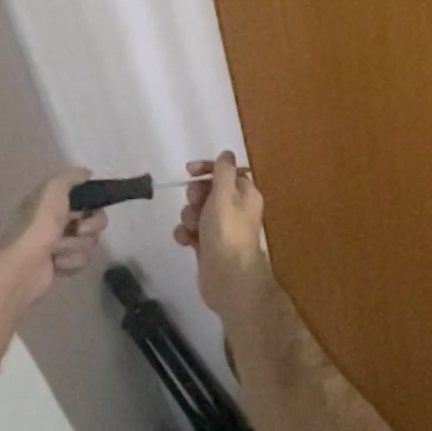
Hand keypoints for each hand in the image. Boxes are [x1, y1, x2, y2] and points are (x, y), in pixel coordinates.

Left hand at [0, 167, 106, 307]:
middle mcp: (57, 222)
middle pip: (94, 221)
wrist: (23, 266)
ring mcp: (60, 244)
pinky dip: (72, 262)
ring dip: (77, 246)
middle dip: (91, 226)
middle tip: (80, 230)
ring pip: (90, 242)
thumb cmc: (38, 225)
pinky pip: (82, 260)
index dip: (94, 205)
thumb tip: (87, 173)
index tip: (92, 208)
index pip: (87, 200)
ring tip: (58, 250)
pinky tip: (57, 263)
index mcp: (53, 203)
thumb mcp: (52, 190)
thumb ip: (70, 177)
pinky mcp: (61, 265)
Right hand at [173, 151, 267, 315]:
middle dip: (196, 195)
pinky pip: (192, 231)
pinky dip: (186, 233)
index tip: (189, 170)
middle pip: (210, 191)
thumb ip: (224, 171)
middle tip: (195, 203)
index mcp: (246, 194)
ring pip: (198, 211)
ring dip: (189, 215)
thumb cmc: (227, 231)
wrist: (227, 277)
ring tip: (193, 226)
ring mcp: (221, 229)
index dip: (208, 169)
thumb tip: (227, 153)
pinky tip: (185, 240)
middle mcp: (235, 209)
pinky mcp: (208, 246)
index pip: (227, 172)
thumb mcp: (225, 194)